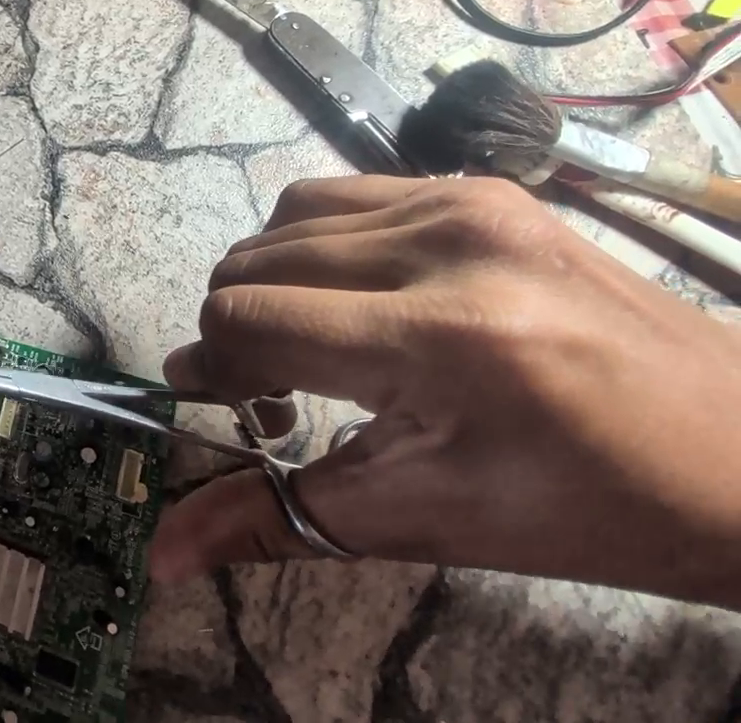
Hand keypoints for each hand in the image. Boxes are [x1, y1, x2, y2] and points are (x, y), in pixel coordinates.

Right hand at [149, 175, 740, 606]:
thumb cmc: (579, 506)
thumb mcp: (414, 522)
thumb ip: (269, 522)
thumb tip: (160, 553)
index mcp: (441, 338)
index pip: (246, 319)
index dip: (214, 366)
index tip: (232, 403)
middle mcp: (446, 246)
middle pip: (249, 267)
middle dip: (238, 333)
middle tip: (276, 387)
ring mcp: (463, 203)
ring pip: (277, 227)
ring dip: (267, 288)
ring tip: (310, 338)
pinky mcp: (475, 188)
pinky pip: (328, 199)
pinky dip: (306, 246)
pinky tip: (344, 292)